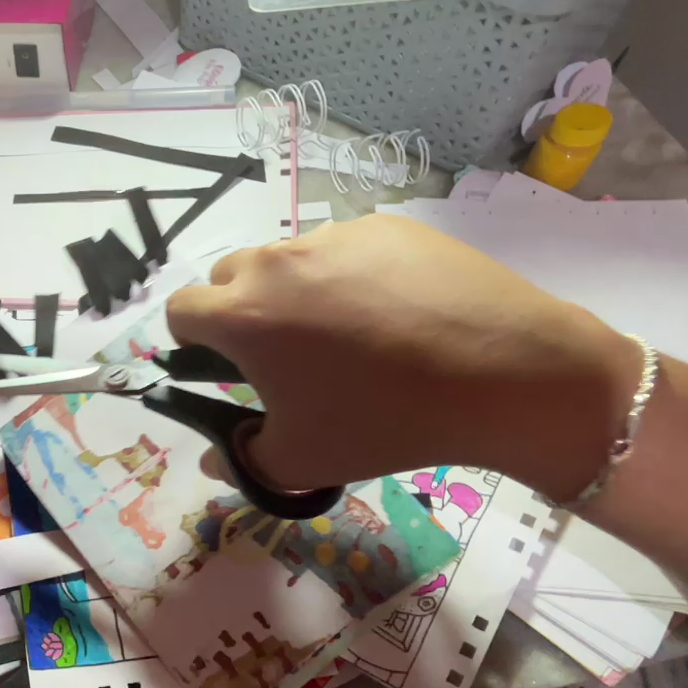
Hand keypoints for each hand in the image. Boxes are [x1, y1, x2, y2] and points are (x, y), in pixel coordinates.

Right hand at [166, 214, 640, 500]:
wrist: (507, 373)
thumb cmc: (384, 422)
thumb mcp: (300, 460)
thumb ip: (240, 460)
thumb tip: (213, 458)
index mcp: (244, 316)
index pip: (180, 310)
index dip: (190, 341)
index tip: (220, 367)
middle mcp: (278, 263)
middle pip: (229, 277)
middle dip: (237, 311)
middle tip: (280, 354)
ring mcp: (335, 237)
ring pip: (286, 260)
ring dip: (291, 293)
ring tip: (344, 336)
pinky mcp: (386, 226)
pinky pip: (342, 250)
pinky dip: (346, 278)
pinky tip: (392, 315)